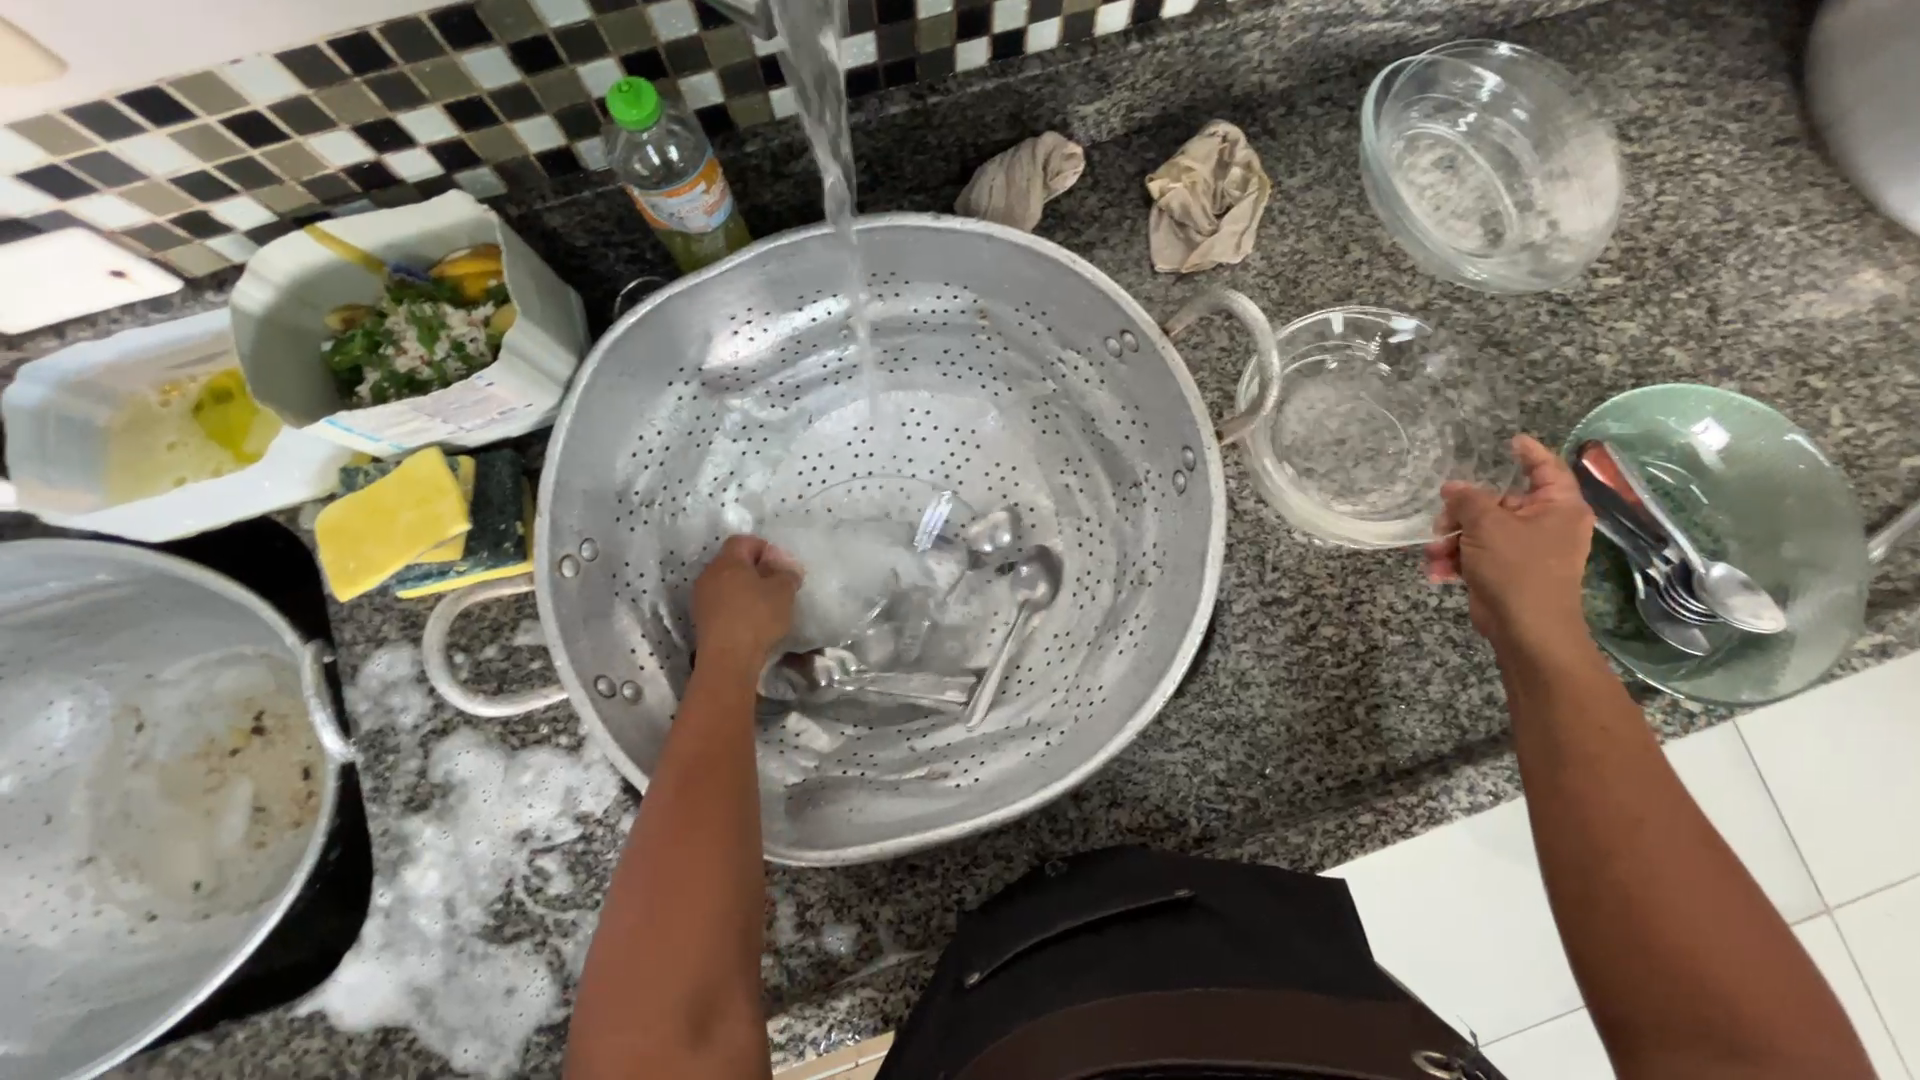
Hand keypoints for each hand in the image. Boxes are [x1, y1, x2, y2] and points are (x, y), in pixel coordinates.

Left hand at [692, 535, 801, 669]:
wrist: (728, 659)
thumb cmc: (757, 617)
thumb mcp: (784, 592)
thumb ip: (787, 574)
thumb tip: (786, 569)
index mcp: (727, 561)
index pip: (743, 541)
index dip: (764, 548)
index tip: (781, 565)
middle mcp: (709, 574)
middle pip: (733, 562)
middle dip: (755, 569)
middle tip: (776, 584)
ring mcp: (702, 598)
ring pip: (726, 583)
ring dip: (745, 589)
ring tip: (765, 604)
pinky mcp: (701, 619)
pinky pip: (721, 602)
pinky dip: (736, 605)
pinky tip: (751, 620)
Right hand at [1425, 435, 1595, 648]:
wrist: (1525, 628)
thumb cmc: (1517, 569)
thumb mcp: (1487, 525)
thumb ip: (1467, 499)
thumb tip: (1453, 488)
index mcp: (1557, 506)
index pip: (1546, 468)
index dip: (1528, 452)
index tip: (1508, 441)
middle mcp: (1545, 524)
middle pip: (1498, 502)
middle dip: (1462, 512)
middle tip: (1441, 520)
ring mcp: (1526, 549)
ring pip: (1480, 530)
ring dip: (1451, 540)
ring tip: (1434, 553)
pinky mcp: (1506, 571)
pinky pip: (1477, 555)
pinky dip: (1456, 561)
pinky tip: (1439, 571)